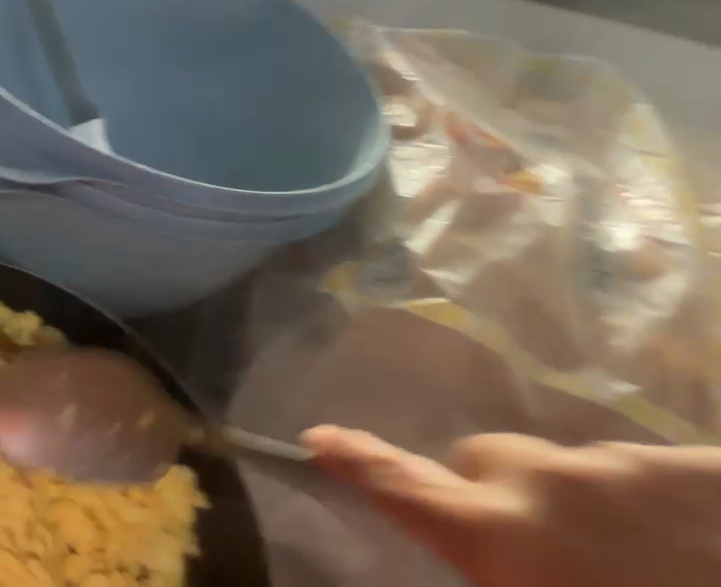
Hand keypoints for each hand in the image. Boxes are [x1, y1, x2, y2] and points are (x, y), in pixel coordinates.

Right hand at [302, 425, 720, 586]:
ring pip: (582, 470)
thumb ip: (495, 563)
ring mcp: (633, 468)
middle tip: (561, 552)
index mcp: (505, 538)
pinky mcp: (703, 465)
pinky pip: (661, 472)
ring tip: (665, 560)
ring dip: (600, 506)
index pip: (401, 484)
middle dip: (505, 494)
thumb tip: (470, 547)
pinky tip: (700, 544)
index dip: (355, 459)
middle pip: (489, 459)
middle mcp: (549, 485)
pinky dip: (669, 504)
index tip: (318, 437)